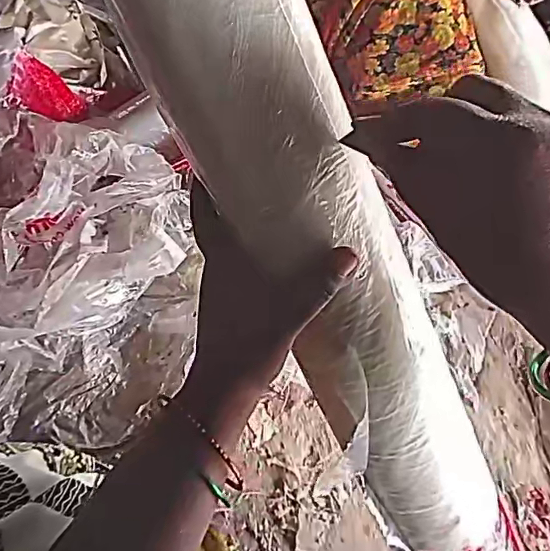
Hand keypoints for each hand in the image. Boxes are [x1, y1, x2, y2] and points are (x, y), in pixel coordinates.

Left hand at [182, 182, 356, 397]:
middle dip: (228, 201)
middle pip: (216, 224)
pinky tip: (275, 257)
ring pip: (226, 245)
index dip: (201, 190)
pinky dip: (251, 254)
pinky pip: (237, 266)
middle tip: (254, 179)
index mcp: (221, 260)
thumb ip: (316, 286)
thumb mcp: (287, 314)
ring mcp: (221, 285)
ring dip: (240, 227)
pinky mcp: (229, 302)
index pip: (203, 216)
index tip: (207, 164)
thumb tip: (348, 255)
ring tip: (270, 210)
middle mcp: (216, 267)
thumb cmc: (247, 345)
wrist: (224, 386)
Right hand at [340, 76, 549, 362]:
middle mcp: (534, 121)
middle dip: (425, 114)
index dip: (387, 121)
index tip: (362, 132)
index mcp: (501, 139)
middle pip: (463, 92)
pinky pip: (519, 118)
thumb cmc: (517, 270)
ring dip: (459, 118)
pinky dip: (488, 130)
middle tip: (397, 142)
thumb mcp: (447, 223)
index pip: (428, 110)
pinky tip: (476, 166)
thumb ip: (410, 175)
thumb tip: (376, 147)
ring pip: (494, 101)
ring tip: (437, 153)